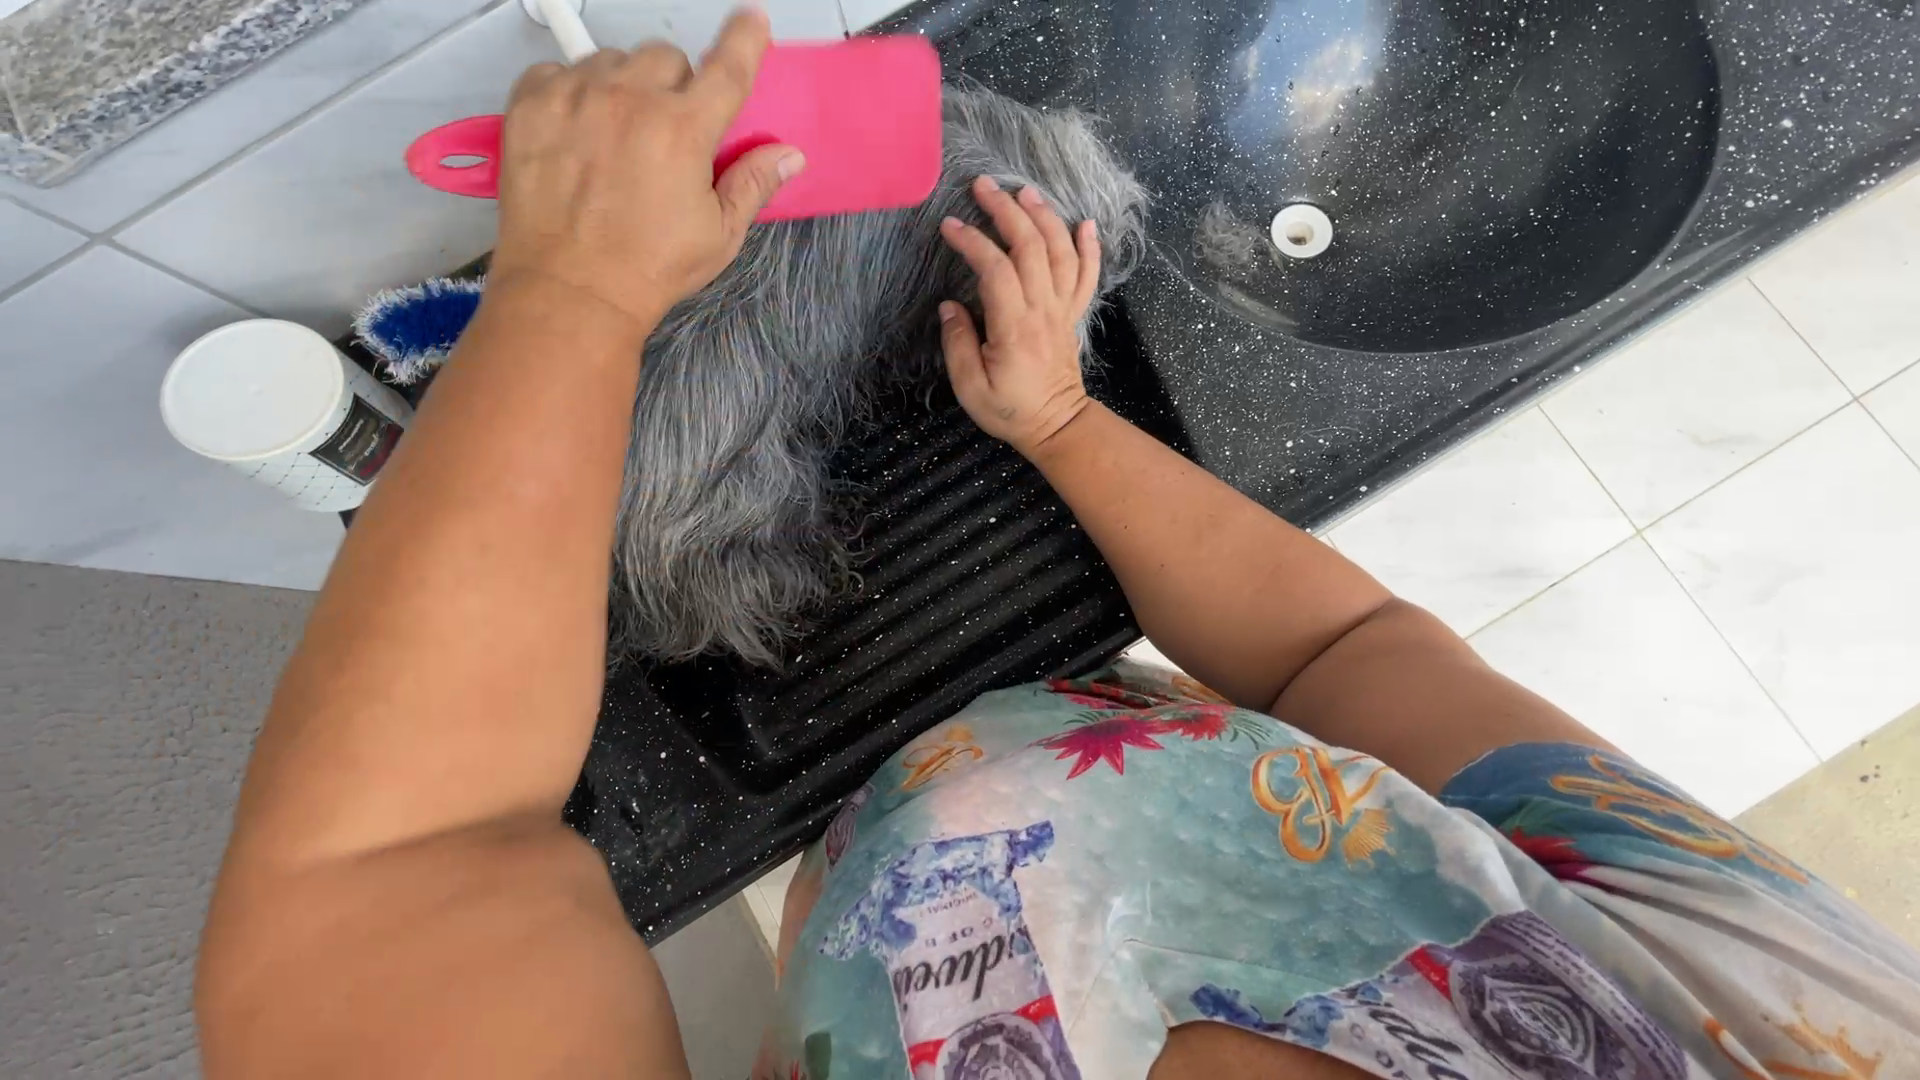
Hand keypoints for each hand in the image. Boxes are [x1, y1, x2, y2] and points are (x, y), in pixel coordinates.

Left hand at [487, 9, 804, 332]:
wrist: (574, 288)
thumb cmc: (652, 267)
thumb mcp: (719, 235)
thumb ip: (753, 184)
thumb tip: (789, 155)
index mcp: (684, 132)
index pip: (726, 70)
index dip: (744, 41)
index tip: (752, 18)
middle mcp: (630, 100)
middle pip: (665, 58)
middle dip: (675, 87)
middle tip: (668, 132)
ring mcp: (576, 96)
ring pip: (613, 61)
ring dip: (625, 88)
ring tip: (619, 138)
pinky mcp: (531, 103)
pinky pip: (560, 70)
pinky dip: (575, 93)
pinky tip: (581, 135)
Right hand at [938, 176, 1102, 455]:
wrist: (1056, 425)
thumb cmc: (1009, 410)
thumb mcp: (970, 388)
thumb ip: (958, 344)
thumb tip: (949, 306)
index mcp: (1014, 328)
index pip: (996, 270)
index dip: (974, 243)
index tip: (951, 226)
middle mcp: (1043, 311)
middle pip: (1030, 247)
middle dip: (1007, 211)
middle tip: (984, 186)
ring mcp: (1062, 310)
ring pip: (1060, 252)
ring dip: (1044, 217)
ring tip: (1025, 191)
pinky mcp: (1072, 315)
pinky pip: (1086, 275)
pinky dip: (1089, 247)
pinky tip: (1084, 223)